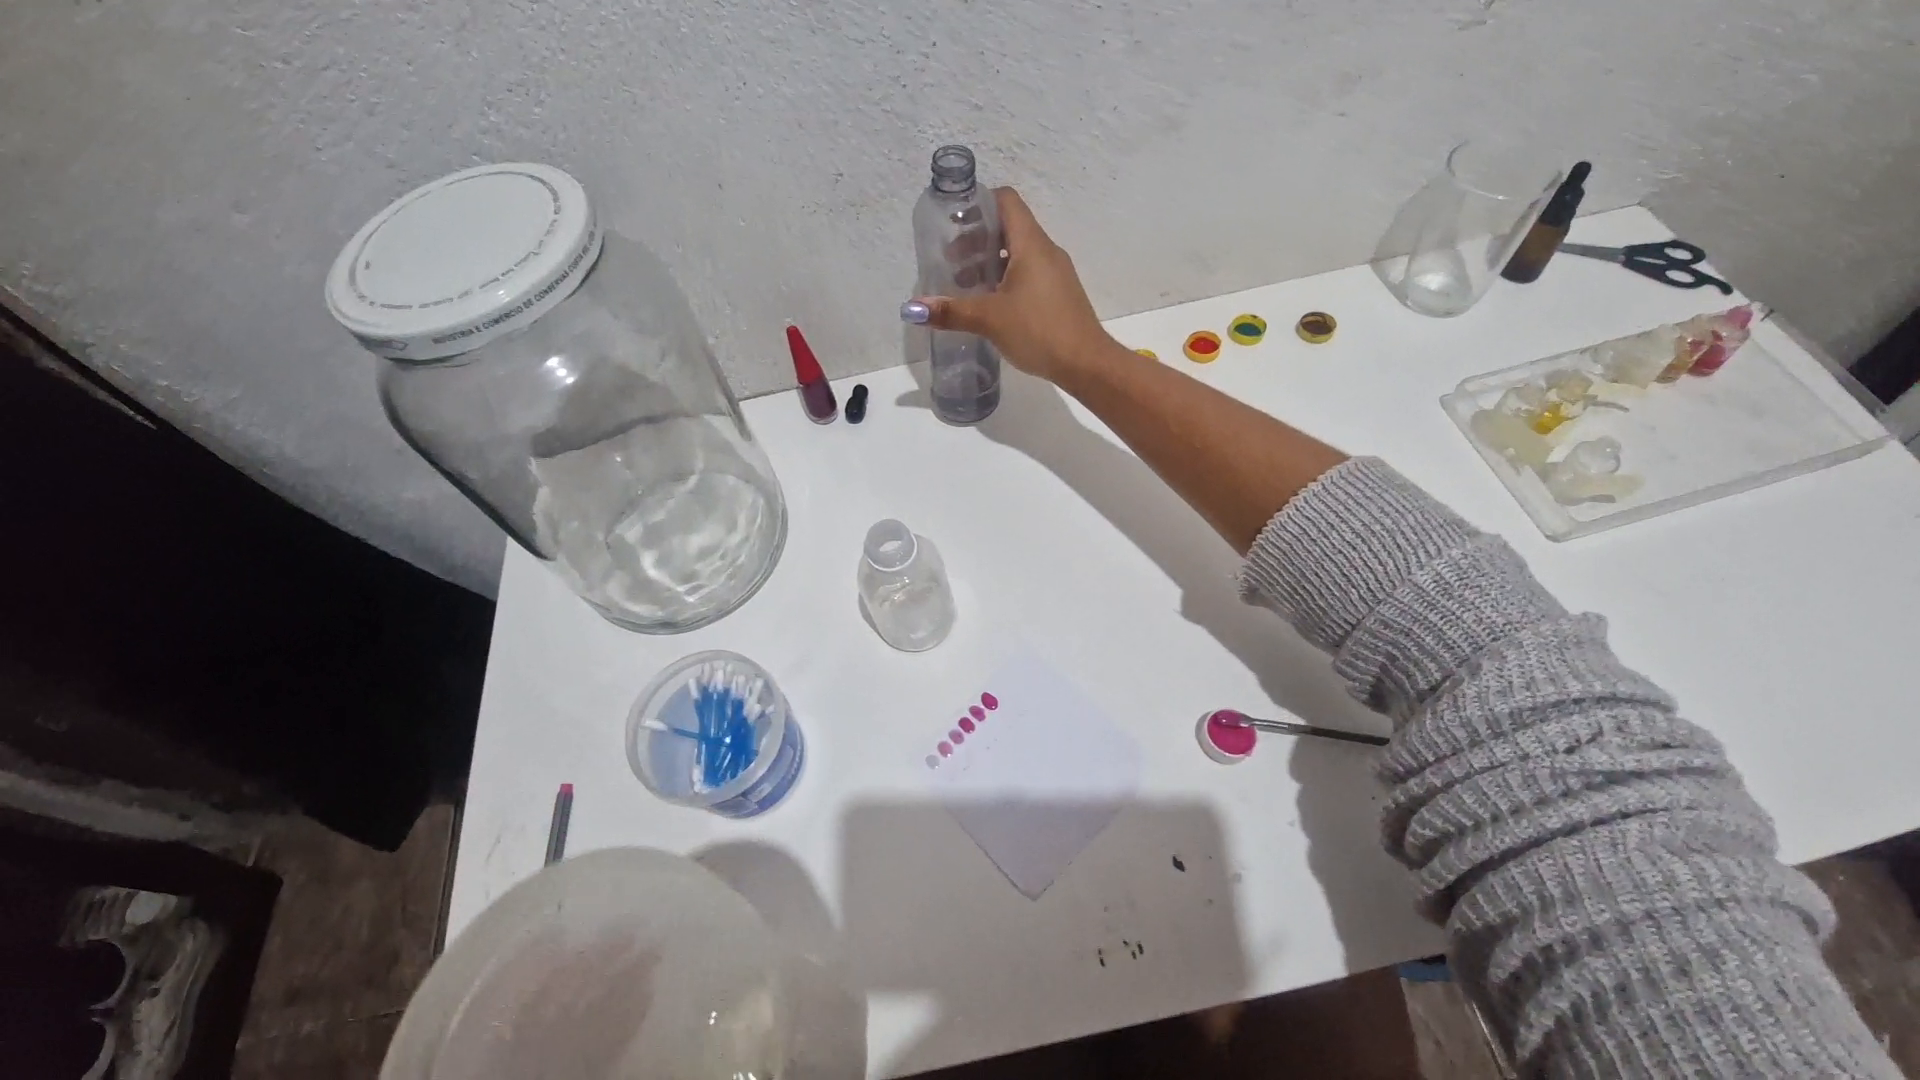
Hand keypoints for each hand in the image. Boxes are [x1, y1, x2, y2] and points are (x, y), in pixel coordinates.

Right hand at [903, 188, 1114, 384]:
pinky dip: (1005, 278)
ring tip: (965, 284)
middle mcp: (1046, 251)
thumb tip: (912, 308)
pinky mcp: (1058, 294)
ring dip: (990, 262)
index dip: (979, 203)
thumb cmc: (1039, 331)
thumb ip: (951, 311)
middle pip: (1009, 227)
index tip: (954, 221)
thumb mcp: (990, 319)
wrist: (1086, 363)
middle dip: (977, 239)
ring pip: (1018, 253)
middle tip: (951, 260)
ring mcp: (1055, 273)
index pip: (1006, 201)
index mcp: (1031, 244)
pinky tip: (990, 303)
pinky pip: (1028, 273)